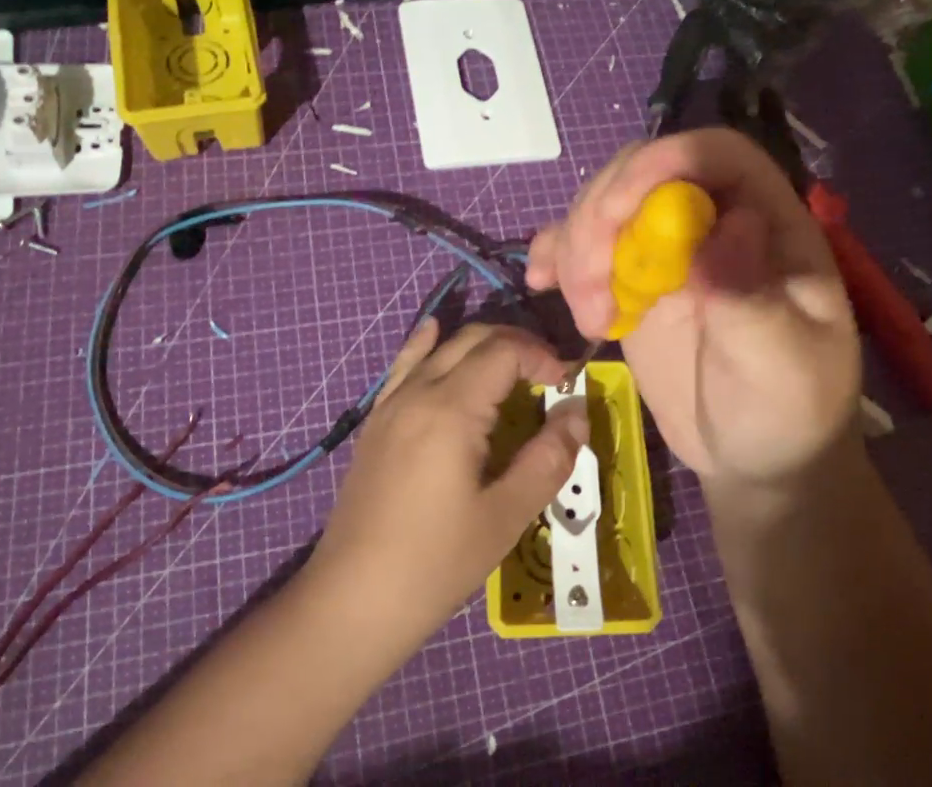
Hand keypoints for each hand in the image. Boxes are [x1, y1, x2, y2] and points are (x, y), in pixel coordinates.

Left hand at [310, 322, 590, 638]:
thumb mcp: (507, 515)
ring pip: (439, 348)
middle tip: (550, 377)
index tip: (568, 387)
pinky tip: (434, 332)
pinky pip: (404, 366)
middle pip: (472, 339)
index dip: (543, 358)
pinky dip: (427, 345)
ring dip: (480, 345)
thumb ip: (548, 458)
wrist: (354, 599)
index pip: (504, 351)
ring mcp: (389, 406)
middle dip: (517, 345)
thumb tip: (577, 414)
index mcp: (450, 408)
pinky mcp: (375, 425)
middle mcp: (416, 392)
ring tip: (513, 366)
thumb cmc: (437, 562)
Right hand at [527, 128, 861, 484]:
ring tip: (587, 317)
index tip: (618, 211)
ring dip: (576, 247)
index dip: (662, 162)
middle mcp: (712, 220)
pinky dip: (557, 255)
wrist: (756, 456)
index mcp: (767, 221)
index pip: (714, 155)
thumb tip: (727, 226)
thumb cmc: (788, 409)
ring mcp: (666, 249)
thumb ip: (752, 300)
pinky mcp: (630, 281)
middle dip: (602, 217)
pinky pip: (585, 248)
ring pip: (604, 206)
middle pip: (643, 174)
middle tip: (590, 287)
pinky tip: (541, 280)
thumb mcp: (784, 362)